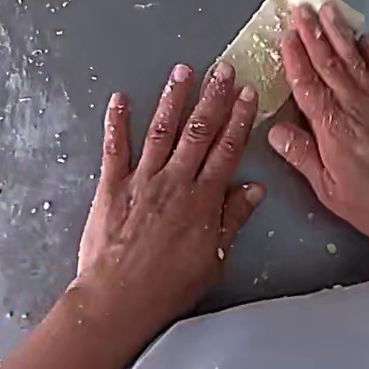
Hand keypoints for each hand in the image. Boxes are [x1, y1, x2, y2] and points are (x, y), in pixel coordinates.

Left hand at [69, 61, 264, 341]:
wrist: (119, 300)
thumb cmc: (169, 286)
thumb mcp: (213, 260)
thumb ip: (233, 219)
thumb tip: (256, 188)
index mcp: (202, 199)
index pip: (226, 149)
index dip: (239, 119)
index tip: (247, 93)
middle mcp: (174, 180)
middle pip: (198, 131)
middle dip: (213, 96)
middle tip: (223, 68)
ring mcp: (142, 178)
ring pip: (161, 129)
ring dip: (173, 98)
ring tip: (183, 70)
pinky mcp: (112, 183)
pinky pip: (115, 146)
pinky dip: (117, 121)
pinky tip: (120, 98)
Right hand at [267, 3, 368, 252]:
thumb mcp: (328, 189)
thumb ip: (301, 155)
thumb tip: (274, 131)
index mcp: (331, 127)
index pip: (307, 85)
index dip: (295, 58)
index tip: (286, 34)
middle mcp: (352, 106)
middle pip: (328, 63)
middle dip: (313, 34)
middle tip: (301, 9)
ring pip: (351, 60)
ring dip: (338, 32)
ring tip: (328, 9)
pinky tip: (363, 36)